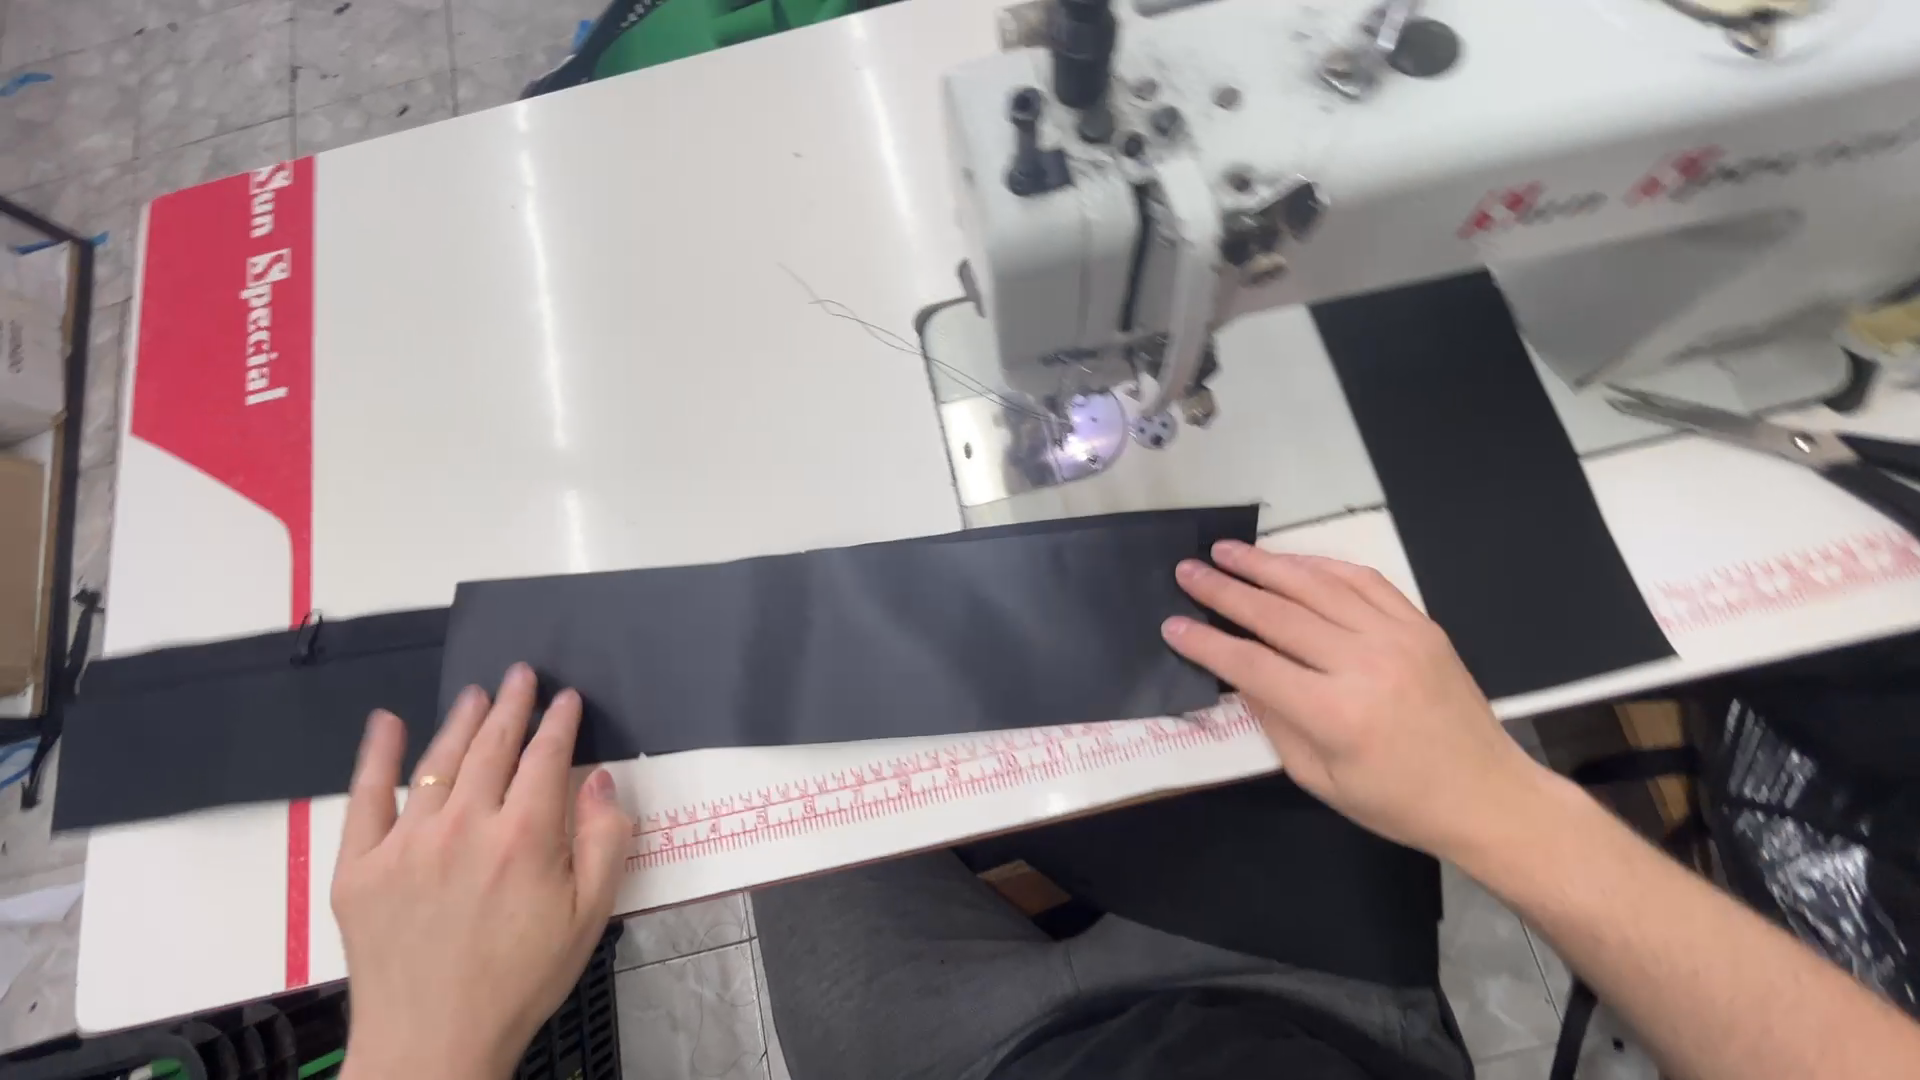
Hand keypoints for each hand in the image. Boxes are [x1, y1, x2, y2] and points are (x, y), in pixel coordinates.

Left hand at [333, 663, 633, 1079]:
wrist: (431, 1047)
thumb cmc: (524, 977)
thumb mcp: (592, 911)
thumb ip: (605, 836)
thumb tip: (598, 775)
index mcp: (524, 836)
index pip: (546, 756)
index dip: (560, 722)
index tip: (568, 698)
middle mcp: (464, 826)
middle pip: (492, 747)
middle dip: (513, 705)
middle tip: (523, 674)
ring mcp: (404, 844)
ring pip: (438, 762)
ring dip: (461, 720)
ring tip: (478, 692)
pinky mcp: (358, 869)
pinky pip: (364, 799)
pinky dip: (377, 757)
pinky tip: (388, 722)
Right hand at [1163, 541, 1547, 858]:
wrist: (1489, 796)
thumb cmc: (1396, 801)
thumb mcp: (1319, 778)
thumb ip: (1273, 720)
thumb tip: (1240, 672)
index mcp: (1335, 713)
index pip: (1252, 664)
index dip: (1206, 643)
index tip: (1172, 625)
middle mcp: (1364, 664)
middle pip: (1277, 614)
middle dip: (1223, 590)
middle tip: (1187, 571)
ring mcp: (1397, 637)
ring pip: (1316, 586)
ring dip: (1265, 564)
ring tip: (1225, 550)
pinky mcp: (1421, 625)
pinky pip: (1363, 580)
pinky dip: (1320, 565)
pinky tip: (1290, 560)